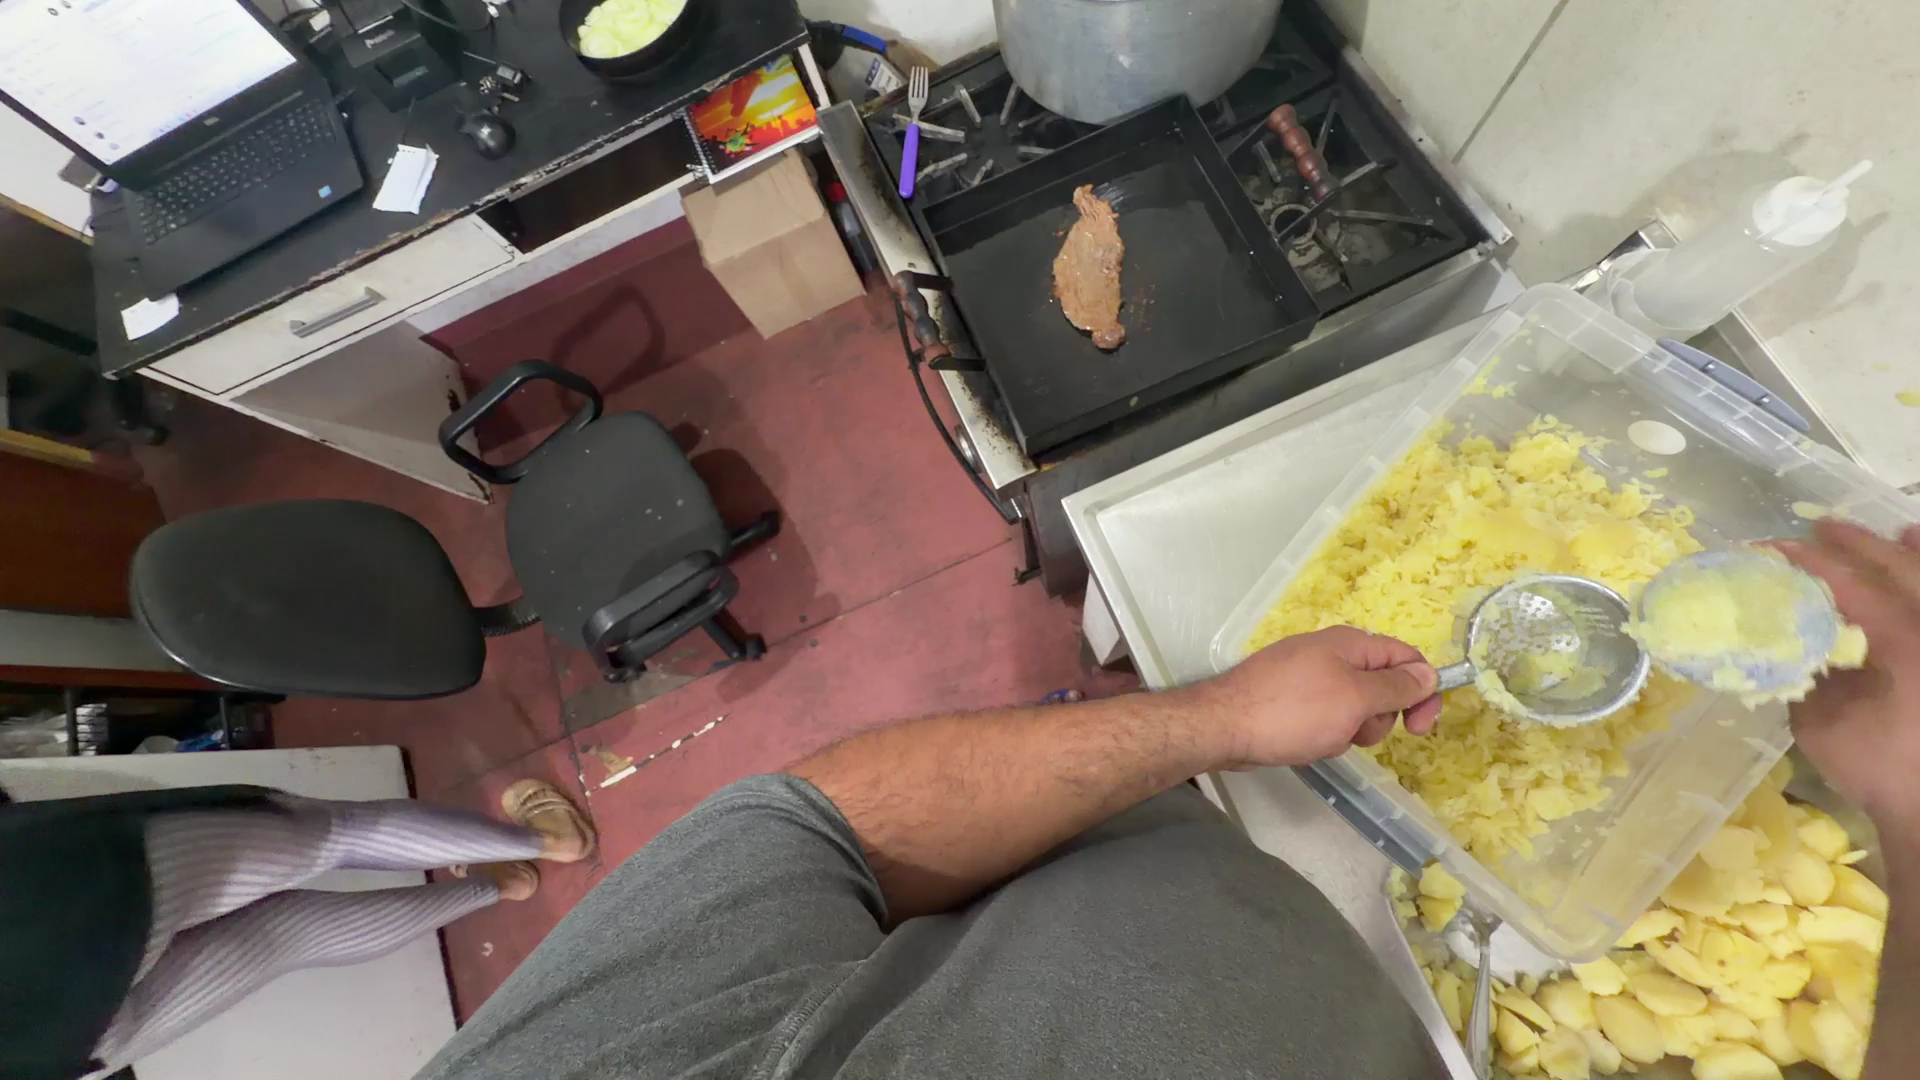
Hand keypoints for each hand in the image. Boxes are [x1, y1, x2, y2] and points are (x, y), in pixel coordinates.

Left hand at [1191, 625, 1440, 768]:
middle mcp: (1329, 655)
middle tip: (1354, 729)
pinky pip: (1326, 720)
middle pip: (1382, 688)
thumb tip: (1427, 672)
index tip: (1420, 728)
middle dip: (1376, 718)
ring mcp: (1306, 678)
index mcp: (1348, 644)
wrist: (1224, 726)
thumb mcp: (1355, 698)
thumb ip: (1395, 686)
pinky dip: (1322, 736)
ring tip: (1320, 736)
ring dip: (1347, 731)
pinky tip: (1301, 743)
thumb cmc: (1293, 711)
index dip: (1422, 690)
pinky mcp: (1290, 701)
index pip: (1405, 658)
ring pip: (1354, 710)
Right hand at [1774, 521, 1919, 832]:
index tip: (1774, 546)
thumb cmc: (1879, 765)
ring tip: (1899, 531)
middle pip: (1905, 576)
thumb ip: (1817, 668)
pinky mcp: (1907, 665)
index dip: (1815, 563)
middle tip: (1822, 528)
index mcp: (1903, 646)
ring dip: (1913, 558)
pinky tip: (1917, 562)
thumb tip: (1787, 627)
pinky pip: (1917, 616)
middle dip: (1864, 547)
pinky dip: (1916, 591)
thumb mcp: (1829, 716)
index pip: (1859, 588)